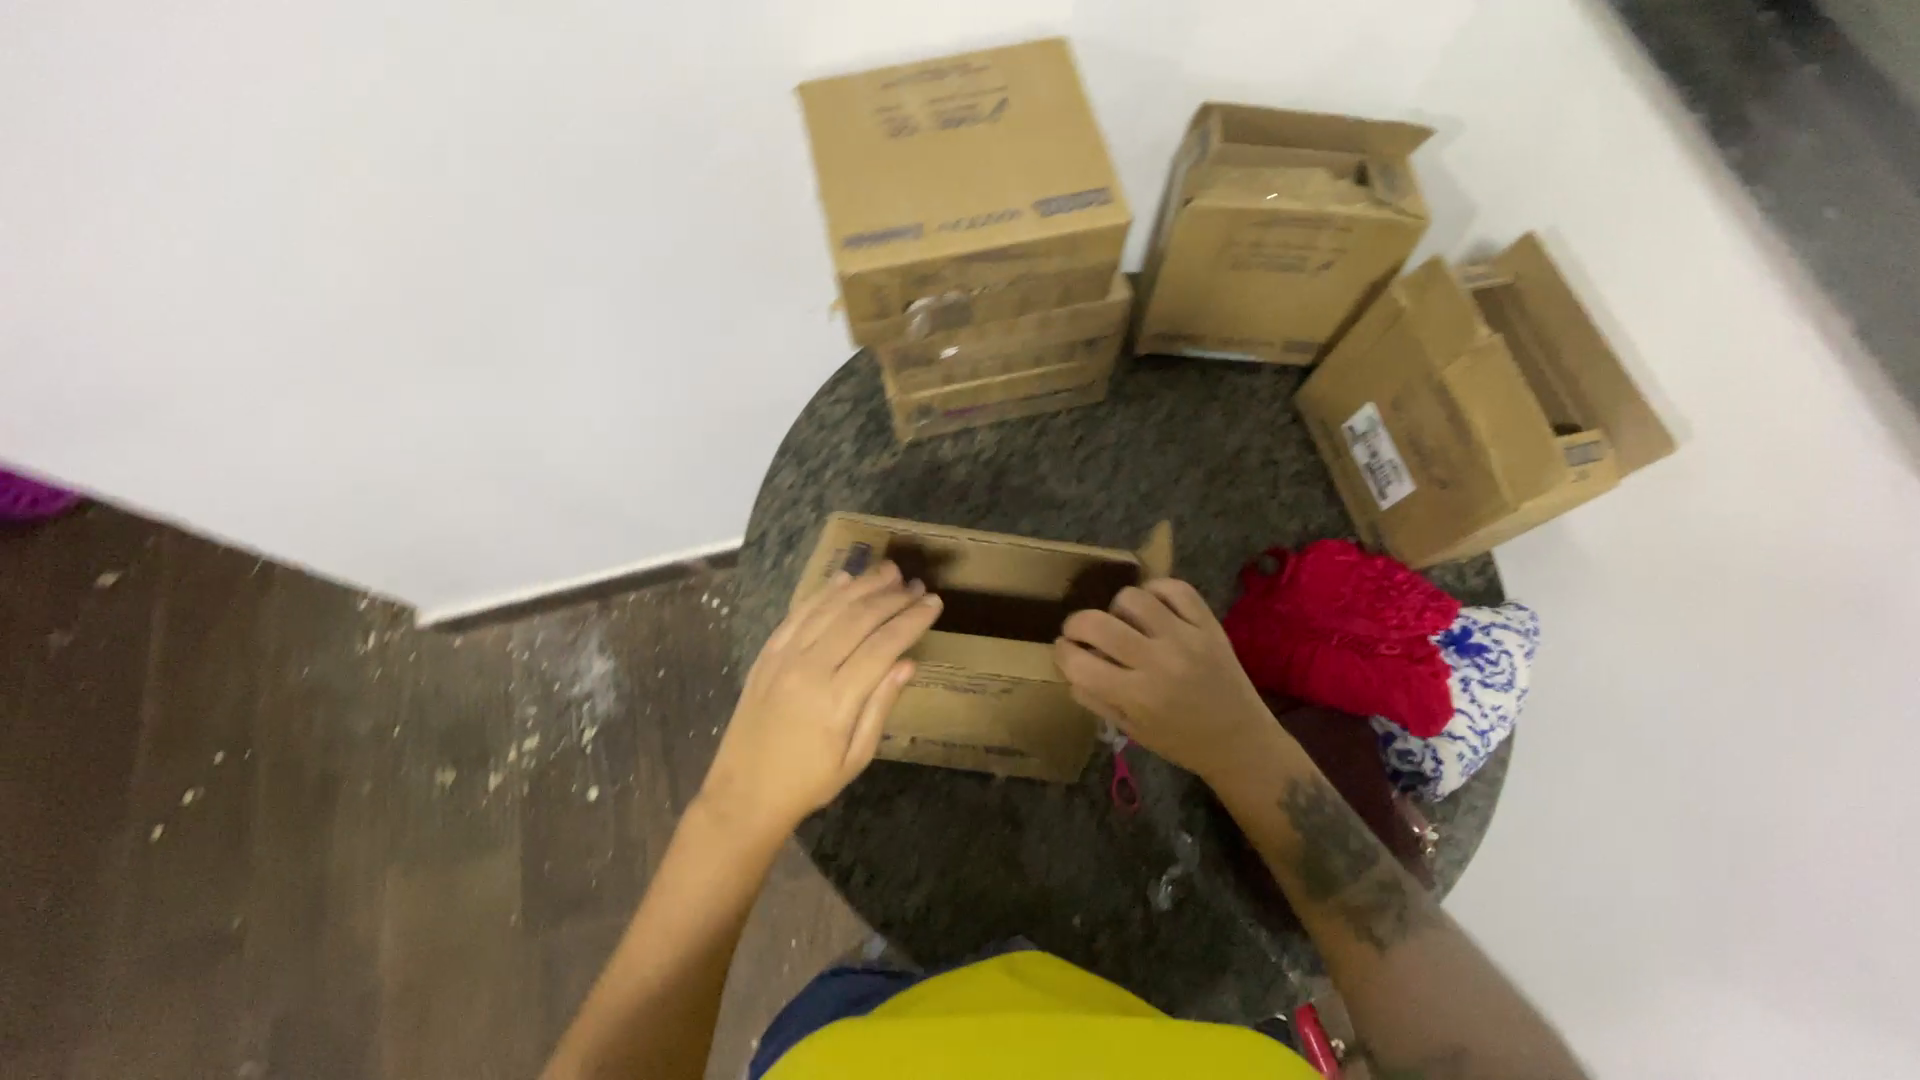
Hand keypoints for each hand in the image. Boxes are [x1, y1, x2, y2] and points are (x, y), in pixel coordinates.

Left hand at [700, 561, 941, 837]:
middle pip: (858, 619)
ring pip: (828, 609)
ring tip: (888, 572)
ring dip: (861, 586)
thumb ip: (880, 706)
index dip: (911, 620)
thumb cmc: (808, 782)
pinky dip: (823, 594)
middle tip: (916, 585)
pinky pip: (798, 614)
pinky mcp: (766, 655)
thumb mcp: (856, 757)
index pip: (883, 645)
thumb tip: (908, 662)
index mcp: (837, 701)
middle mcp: (809, 670)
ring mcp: (783, 658)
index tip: (933, 603)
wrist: (743, 793)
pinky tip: (843, 580)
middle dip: (892, 597)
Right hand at [1055, 579, 1288, 789]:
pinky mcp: (1209, 624)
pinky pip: (1175, 588)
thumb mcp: (1130, 730)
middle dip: (1075, 624)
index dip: (1061, 652)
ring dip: (1116, 608)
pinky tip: (1151, 608)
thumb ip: (1095, 698)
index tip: (1063, 650)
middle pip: (1097, 623)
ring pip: (1133, 598)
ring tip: (1122, 622)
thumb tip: (1070, 666)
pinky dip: (1155, 591)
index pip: (1078, 662)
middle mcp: (1159, 662)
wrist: (1240, 740)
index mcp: (1136, 696)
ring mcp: (1186, 638)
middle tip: (1079, 632)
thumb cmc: (1180, 742)